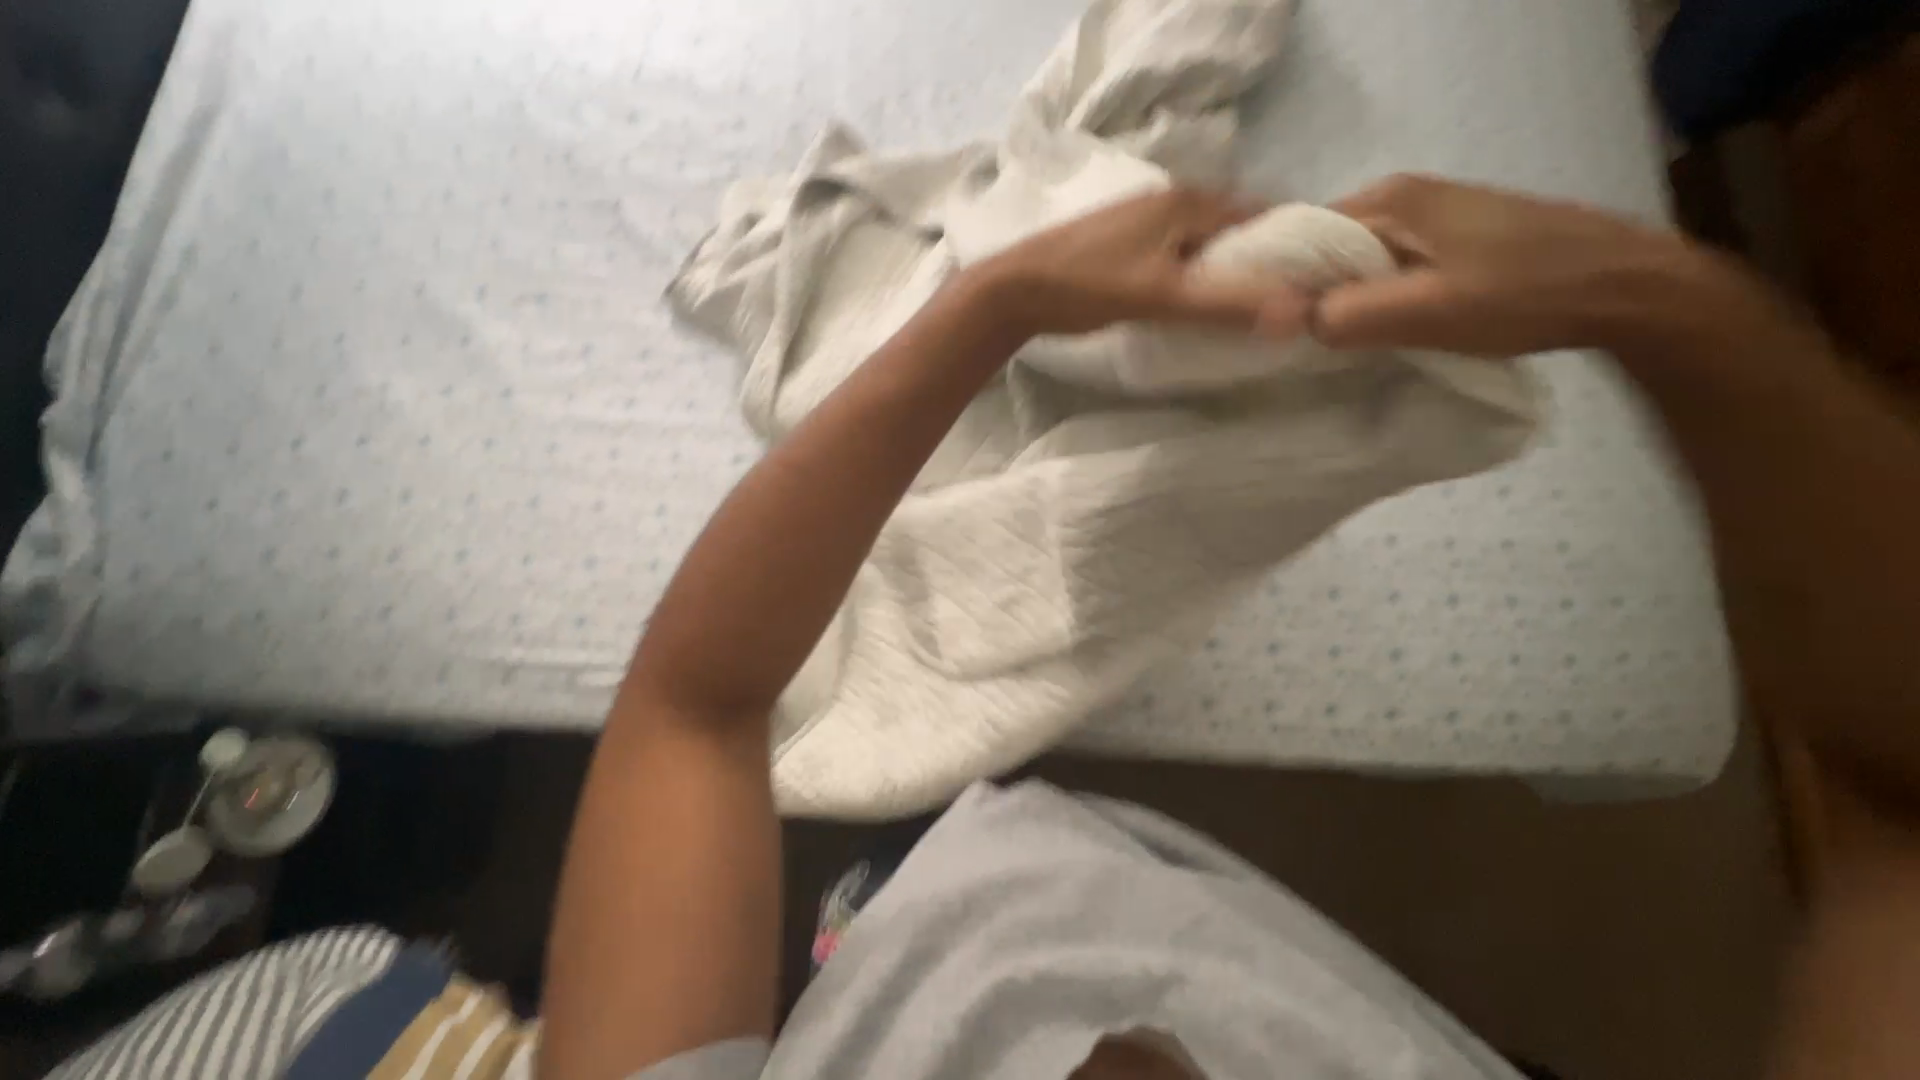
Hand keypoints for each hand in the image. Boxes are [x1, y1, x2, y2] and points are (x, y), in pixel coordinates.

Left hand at [966, 188, 1310, 338]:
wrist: (1013, 290)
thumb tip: (1297, 314)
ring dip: (1227, 273)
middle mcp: (1171, 199)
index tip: (1314, 284)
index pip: (1261, 215)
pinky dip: (1197, 278)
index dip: (1290, 248)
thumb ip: (1225, 304)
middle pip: (1234, 230)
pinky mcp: (1128, 245)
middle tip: (1284, 307)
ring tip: (1249, 313)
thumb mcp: (1160, 296)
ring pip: (1205, 246)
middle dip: (1260, 263)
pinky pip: (1180, 258)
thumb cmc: (1086, 285)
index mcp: (1187, 200)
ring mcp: (1146, 221)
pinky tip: (1199, 308)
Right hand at [1313, 174, 1727, 357]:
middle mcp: (1403, 196)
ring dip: (1343, 298)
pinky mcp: (1454, 238)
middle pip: (1326, 246)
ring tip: (1334, 343)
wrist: (1628, 287)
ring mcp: (1432, 214)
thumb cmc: (1525, 295)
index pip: (1298, 234)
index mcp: (1388, 201)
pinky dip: (1375, 296)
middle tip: (1295, 344)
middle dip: (1307, 291)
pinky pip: (1389, 268)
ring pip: (1358, 260)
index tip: (1264, 326)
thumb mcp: (1429, 311)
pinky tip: (1380, 328)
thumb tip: (1285, 322)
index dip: (1276, 279)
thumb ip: (1350, 314)